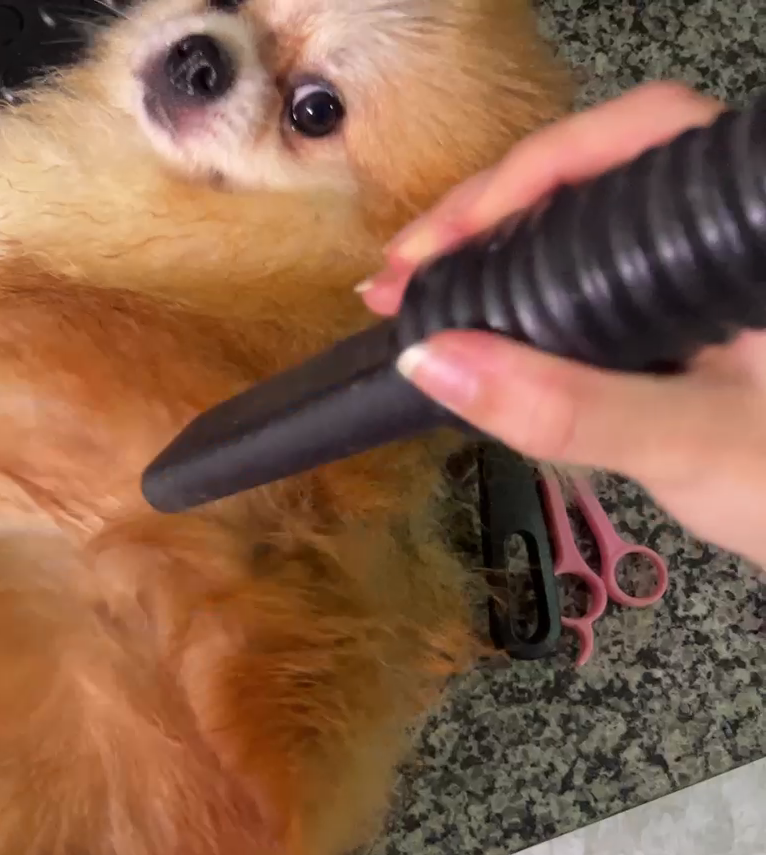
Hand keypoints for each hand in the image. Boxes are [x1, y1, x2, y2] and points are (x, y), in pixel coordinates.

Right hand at [358, 82, 765, 567]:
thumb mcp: (687, 447)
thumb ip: (570, 407)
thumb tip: (425, 359)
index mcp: (753, 230)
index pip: (646, 136)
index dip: (530, 170)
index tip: (440, 244)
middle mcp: (723, 233)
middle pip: (591, 172)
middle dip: (474, 215)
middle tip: (395, 275)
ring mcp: (687, 274)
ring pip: (568, 223)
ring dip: (472, 251)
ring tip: (399, 293)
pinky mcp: (657, 313)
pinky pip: (564, 273)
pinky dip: (490, 287)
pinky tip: (445, 316)